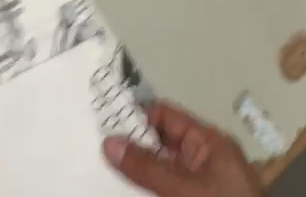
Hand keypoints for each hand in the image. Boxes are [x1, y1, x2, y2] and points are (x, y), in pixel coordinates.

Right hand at [104, 101, 265, 196]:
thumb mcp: (186, 189)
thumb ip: (148, 167)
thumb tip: (108, 142)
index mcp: (210, 143)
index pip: (165, 117)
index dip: (135, 116)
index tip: (102, 122)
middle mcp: (204, 161)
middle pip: (159, 144)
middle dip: (130, 146)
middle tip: (95, 146)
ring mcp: (200, 187)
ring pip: (159, 170)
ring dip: (135, 172)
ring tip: (100, 168)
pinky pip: (163, 190)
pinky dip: (144, 189)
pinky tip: (120, 189)